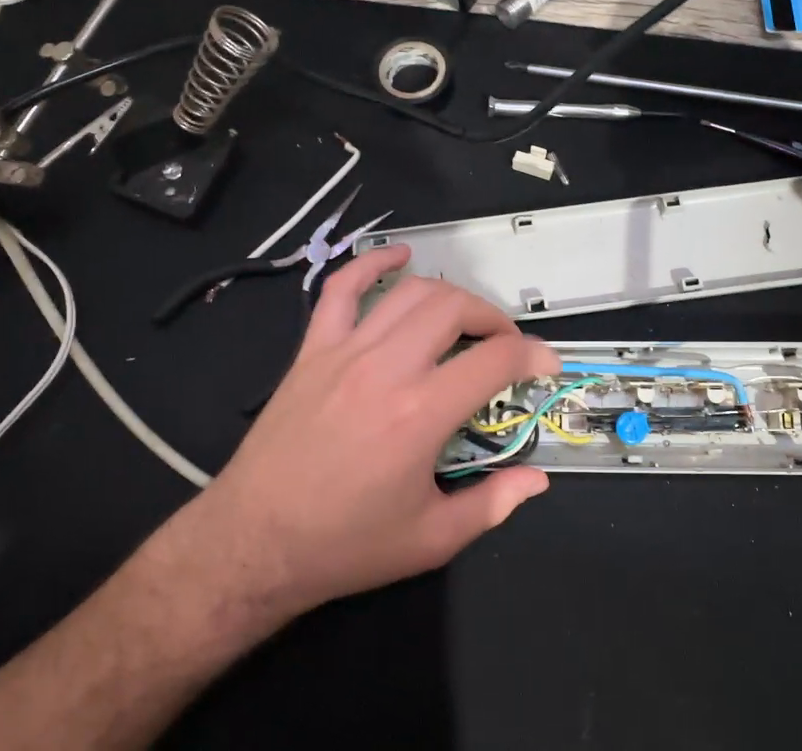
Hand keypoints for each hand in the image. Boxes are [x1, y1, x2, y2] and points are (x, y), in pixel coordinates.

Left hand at [173, 245, 559, 618]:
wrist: (255, 541)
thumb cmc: (346, 545)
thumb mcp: (432, 540)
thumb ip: (493, 504)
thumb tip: (538, 479)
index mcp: (421, 414)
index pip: (496, 357)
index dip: (534, 354)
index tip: (546, 365)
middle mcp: (386, 368)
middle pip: (454, 307)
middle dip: (494, 318)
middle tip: (505, 345)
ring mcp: (344, 352)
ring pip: (408, 292)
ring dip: (448, 295)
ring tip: (464, 319)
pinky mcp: (311, 351)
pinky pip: (340, 289)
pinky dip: (371, 263)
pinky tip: (398, 256)